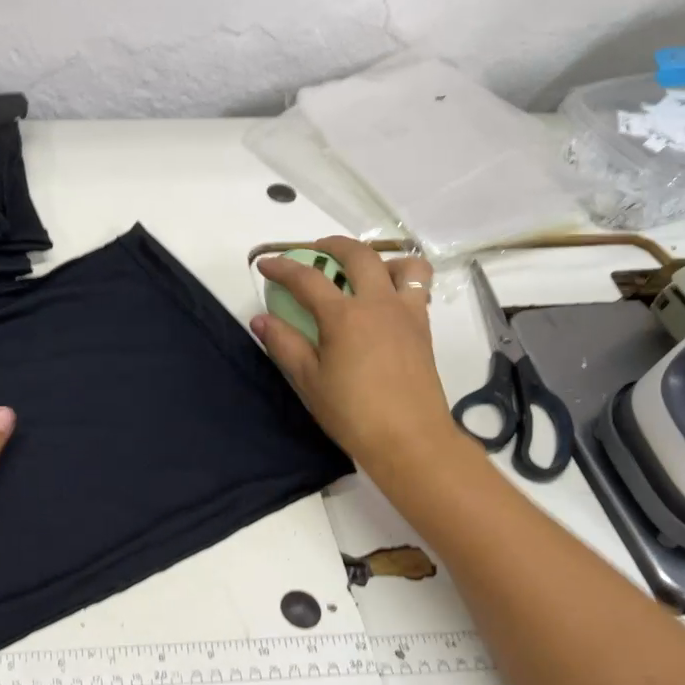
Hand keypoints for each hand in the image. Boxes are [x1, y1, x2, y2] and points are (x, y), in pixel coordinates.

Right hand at [251, 237, 461, 473]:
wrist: (409, 438)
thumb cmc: (352, 412)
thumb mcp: (309, 380)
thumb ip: (284, 344)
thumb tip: (260, 320)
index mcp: (344, 316)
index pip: (307, 279)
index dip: (283, 267)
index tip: (265, 264)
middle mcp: (378, 303)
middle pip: (358, 256)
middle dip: (332, 246)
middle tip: (314, 251)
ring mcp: (406, 313)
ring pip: (402, 265)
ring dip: (380, 259)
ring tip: (362, 272)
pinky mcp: (423, 328)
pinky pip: (418, 288)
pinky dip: (401, 281)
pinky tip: (384, 302)